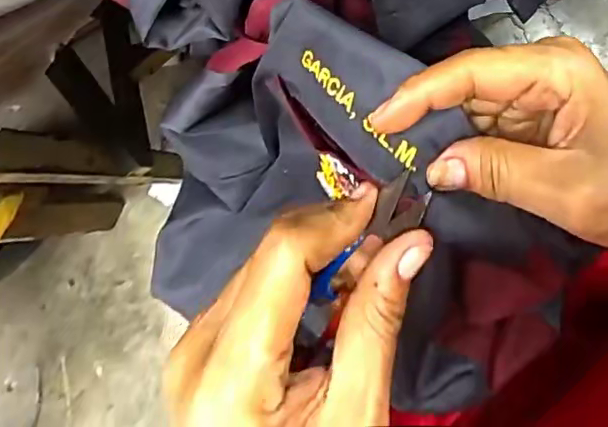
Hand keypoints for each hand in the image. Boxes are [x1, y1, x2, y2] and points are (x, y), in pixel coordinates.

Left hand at [165, 188, 433, 425]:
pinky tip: (337, 295)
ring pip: (268, 259)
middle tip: (390, 241)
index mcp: (227, 374)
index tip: (387, 202)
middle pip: (274, 250)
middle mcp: (196, 350)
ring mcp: (193, 350)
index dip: (338, 216)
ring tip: (368, 275)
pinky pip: (260, 283)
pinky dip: (306, 274)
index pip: (282, 252)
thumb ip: (378, 319)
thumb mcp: (356, 413)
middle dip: (339, 233)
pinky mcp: (204, 350)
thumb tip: (413, 239)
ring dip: (326, 252)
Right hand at [366, 36, 607, 248]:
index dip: (423, 92)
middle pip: (471, 80)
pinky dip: (463, 139)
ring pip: (476, 100)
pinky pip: (491, 118)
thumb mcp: (565, 190)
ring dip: (439, 127)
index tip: (377, 120)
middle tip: (373, 142)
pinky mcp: (541, 110)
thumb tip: (435, 166)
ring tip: (389, 152)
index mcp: (557, 68)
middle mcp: (546, 65)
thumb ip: (497, 171)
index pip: (475, 69)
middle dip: (424, 109)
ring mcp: (543, 86)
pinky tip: (431, 157)